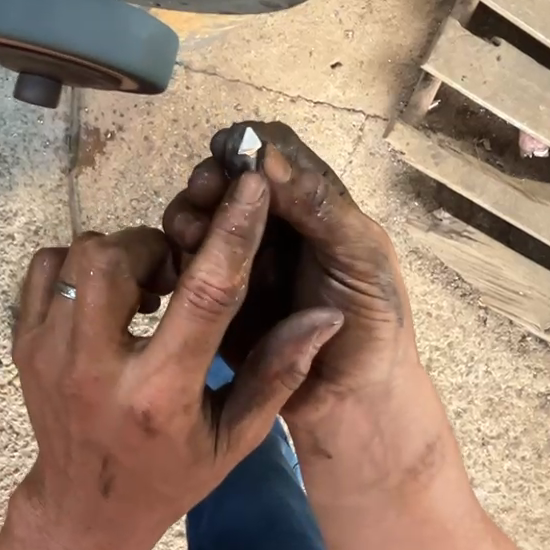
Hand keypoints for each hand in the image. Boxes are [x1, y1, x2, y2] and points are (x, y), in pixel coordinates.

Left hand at [8, 172, 345, 549]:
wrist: (84, 508)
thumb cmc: (171, 474)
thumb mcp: (236, 437)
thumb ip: (277, 373)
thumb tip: (324, 315)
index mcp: (160, 395)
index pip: (202, 296)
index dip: (231, 234)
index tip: (248, 187)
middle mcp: (95, 368)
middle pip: (117, 258)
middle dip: (154, 247)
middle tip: (174, 274)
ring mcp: (47, 353)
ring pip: (79, 255)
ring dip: (119, 255)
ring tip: (142, 290)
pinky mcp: (23, 344)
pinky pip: (45, 266)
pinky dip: (77, 264)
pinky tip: (102, 296)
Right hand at [162, 123, 440, 491]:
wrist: (349, 402)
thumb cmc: (371, 325)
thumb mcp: (360, 259)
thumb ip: (320, 207)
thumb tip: (266, 154)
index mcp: (315, 205)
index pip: (278, 155)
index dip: (251, 147)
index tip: (227, 153)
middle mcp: (274, 223)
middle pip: (229, 180)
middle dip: (210, 179)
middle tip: (201, 194)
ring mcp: (241, 257)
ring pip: (202, 215)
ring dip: (190, 213)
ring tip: (189, 232)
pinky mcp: (215, 292)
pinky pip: (189, 259)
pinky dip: (177, 250)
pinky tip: (178, 259)